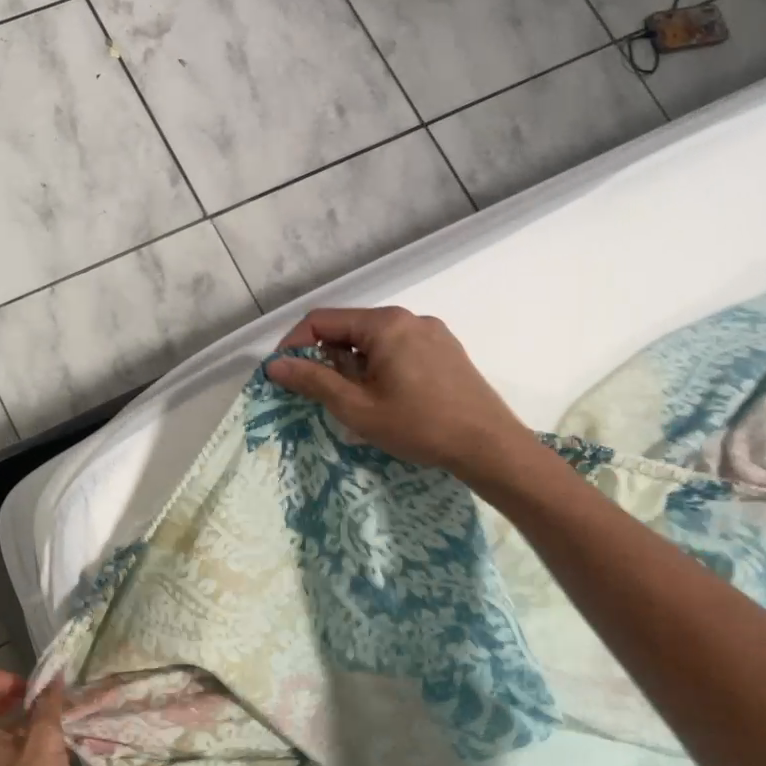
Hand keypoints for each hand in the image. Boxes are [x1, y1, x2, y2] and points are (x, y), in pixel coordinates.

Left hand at [0, 670, 72, 765]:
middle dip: (11, 697)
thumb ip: (48, 707)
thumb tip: (54, 679)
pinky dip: (22, 744)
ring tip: (52, 724)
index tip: (28, 690)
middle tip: (41, 703)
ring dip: (20, 721)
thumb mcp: (44, 743)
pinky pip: (4, 754)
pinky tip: (52, 752)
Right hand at [265, 306, 534, 478]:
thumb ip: (313, 381)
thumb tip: (274, 365)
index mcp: (386, 325)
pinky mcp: (445, 350)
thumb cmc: (418, 425)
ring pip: (372, 340)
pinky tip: (381, 396)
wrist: (491, 447)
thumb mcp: (356, 407)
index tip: (282, 374)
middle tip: (314, 392)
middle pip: (348, 328)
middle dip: (322, 356)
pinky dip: (375, 366)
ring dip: (349, 364)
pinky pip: (396, 348)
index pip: (322, 320)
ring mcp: (431, 333)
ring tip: (349, 399)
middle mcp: (410, 319)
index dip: (293, 344)